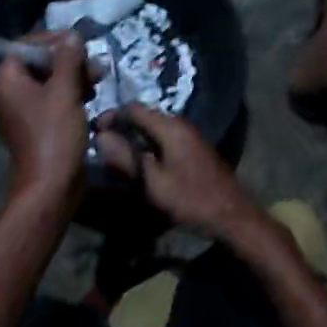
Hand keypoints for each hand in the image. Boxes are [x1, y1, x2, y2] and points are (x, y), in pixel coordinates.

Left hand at [0, 32, 90, 204]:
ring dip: (73, 77)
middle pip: (38, 62)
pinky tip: (90, 96)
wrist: (51, 184)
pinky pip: (51, 99)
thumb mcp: (65, 91)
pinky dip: (69, 94)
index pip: (26, 44)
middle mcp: (8, 91)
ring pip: (48, 81)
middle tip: (95, 66)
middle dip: (68, 60)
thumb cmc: (54, 134)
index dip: (54, 40)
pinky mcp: (35, 123)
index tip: (80, 44)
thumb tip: (72, 36)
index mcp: (6, 79)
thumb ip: (68, 59)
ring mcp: (21, 109)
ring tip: (98, 80)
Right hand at [97, 105, 261, 236]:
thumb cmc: (190, 199)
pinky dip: (149, 146)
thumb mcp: (151, 181)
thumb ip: (125, 157)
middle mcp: (182, 125)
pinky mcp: (195, 150)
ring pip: (155, 129)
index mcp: (170, 128)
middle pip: (145, 116)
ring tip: (119, 156)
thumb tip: (101, 137)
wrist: (232, 217)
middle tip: (104, 145)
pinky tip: (142, 164)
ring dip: (136, 138)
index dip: (111, 116)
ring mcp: (191, 137)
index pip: (133, 109)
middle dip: (122, 127)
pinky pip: (165, 139)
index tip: (94, 131)